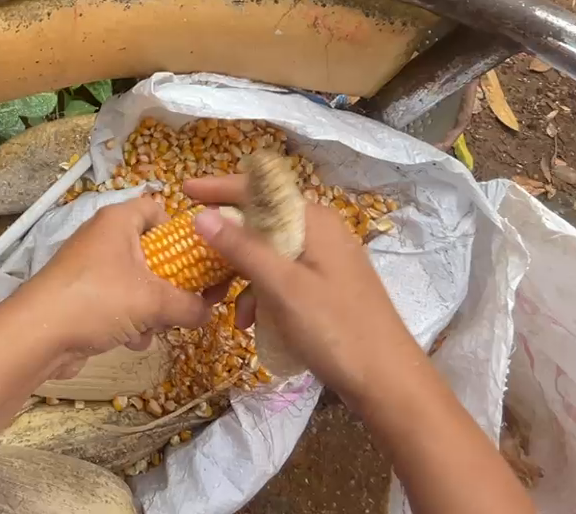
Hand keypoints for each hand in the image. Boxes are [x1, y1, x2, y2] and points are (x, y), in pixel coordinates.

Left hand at [5, 195, 211, 369]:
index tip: (199, 259)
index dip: (180, 231)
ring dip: (152, 310)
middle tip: (186, 304)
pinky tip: (131, 340)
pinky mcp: (84, 294)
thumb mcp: (154, 301)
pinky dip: (130, 321)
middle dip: (170, 284)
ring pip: (139, 283)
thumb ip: (190, 305)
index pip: (156, 209)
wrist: (40, 333)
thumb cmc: (98, 299)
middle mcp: (104, 237)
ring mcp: (92, 266)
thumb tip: (209, 311)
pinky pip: (120, 302)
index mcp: (118, 220)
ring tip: (153, 328)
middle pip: (152, 252)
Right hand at [183, 175, 419, 403]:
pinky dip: (261, 291)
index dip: (218, 188)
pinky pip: (282, 274)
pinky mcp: (326, 285)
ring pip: (268, 251)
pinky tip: (248, 320)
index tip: (183, 190)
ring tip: (217, 296)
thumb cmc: (336, 329)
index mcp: (312, 220)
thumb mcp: (281, 287)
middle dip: (226, 238)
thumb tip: (201, 214)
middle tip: (194, 251)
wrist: (392, 386)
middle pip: (260, 220)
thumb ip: (241, 247)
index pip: (257, 190)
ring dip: (241, 271)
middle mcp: (319, 230)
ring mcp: (324, 259)